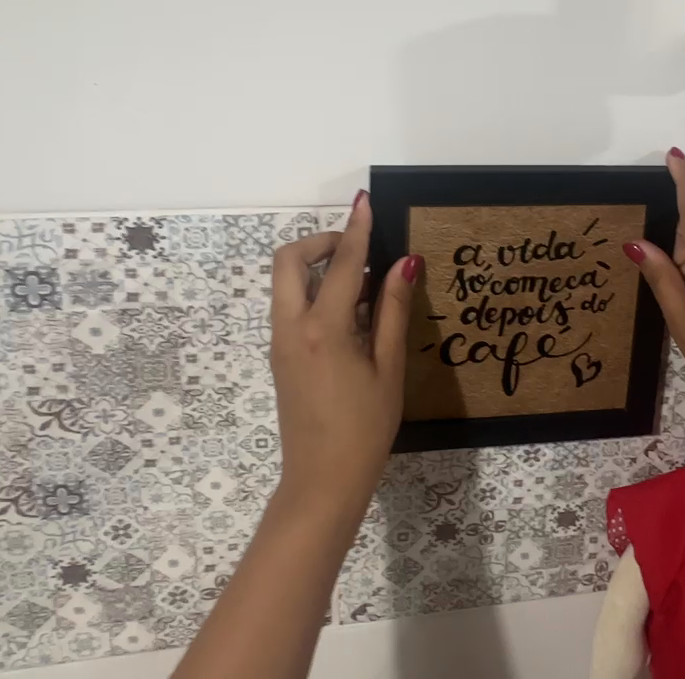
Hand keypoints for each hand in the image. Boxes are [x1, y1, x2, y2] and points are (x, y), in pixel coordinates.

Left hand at [267, 192, 418, 519]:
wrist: (322, 482)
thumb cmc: (365, 428)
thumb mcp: (388, 367)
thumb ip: (391, 310)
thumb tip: (404, 263)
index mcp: (323, 329)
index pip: (339, 264)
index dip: (357, 230)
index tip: (365, 202)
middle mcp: (292, 327)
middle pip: (288, 261)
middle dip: (320, 242)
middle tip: (357, 249)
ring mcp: (280, 342)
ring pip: (285, 283)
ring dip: (316, 267)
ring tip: (362, 283)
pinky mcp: (280, 356)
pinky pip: (291, 306)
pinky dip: (314, 292)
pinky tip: (351, 313)